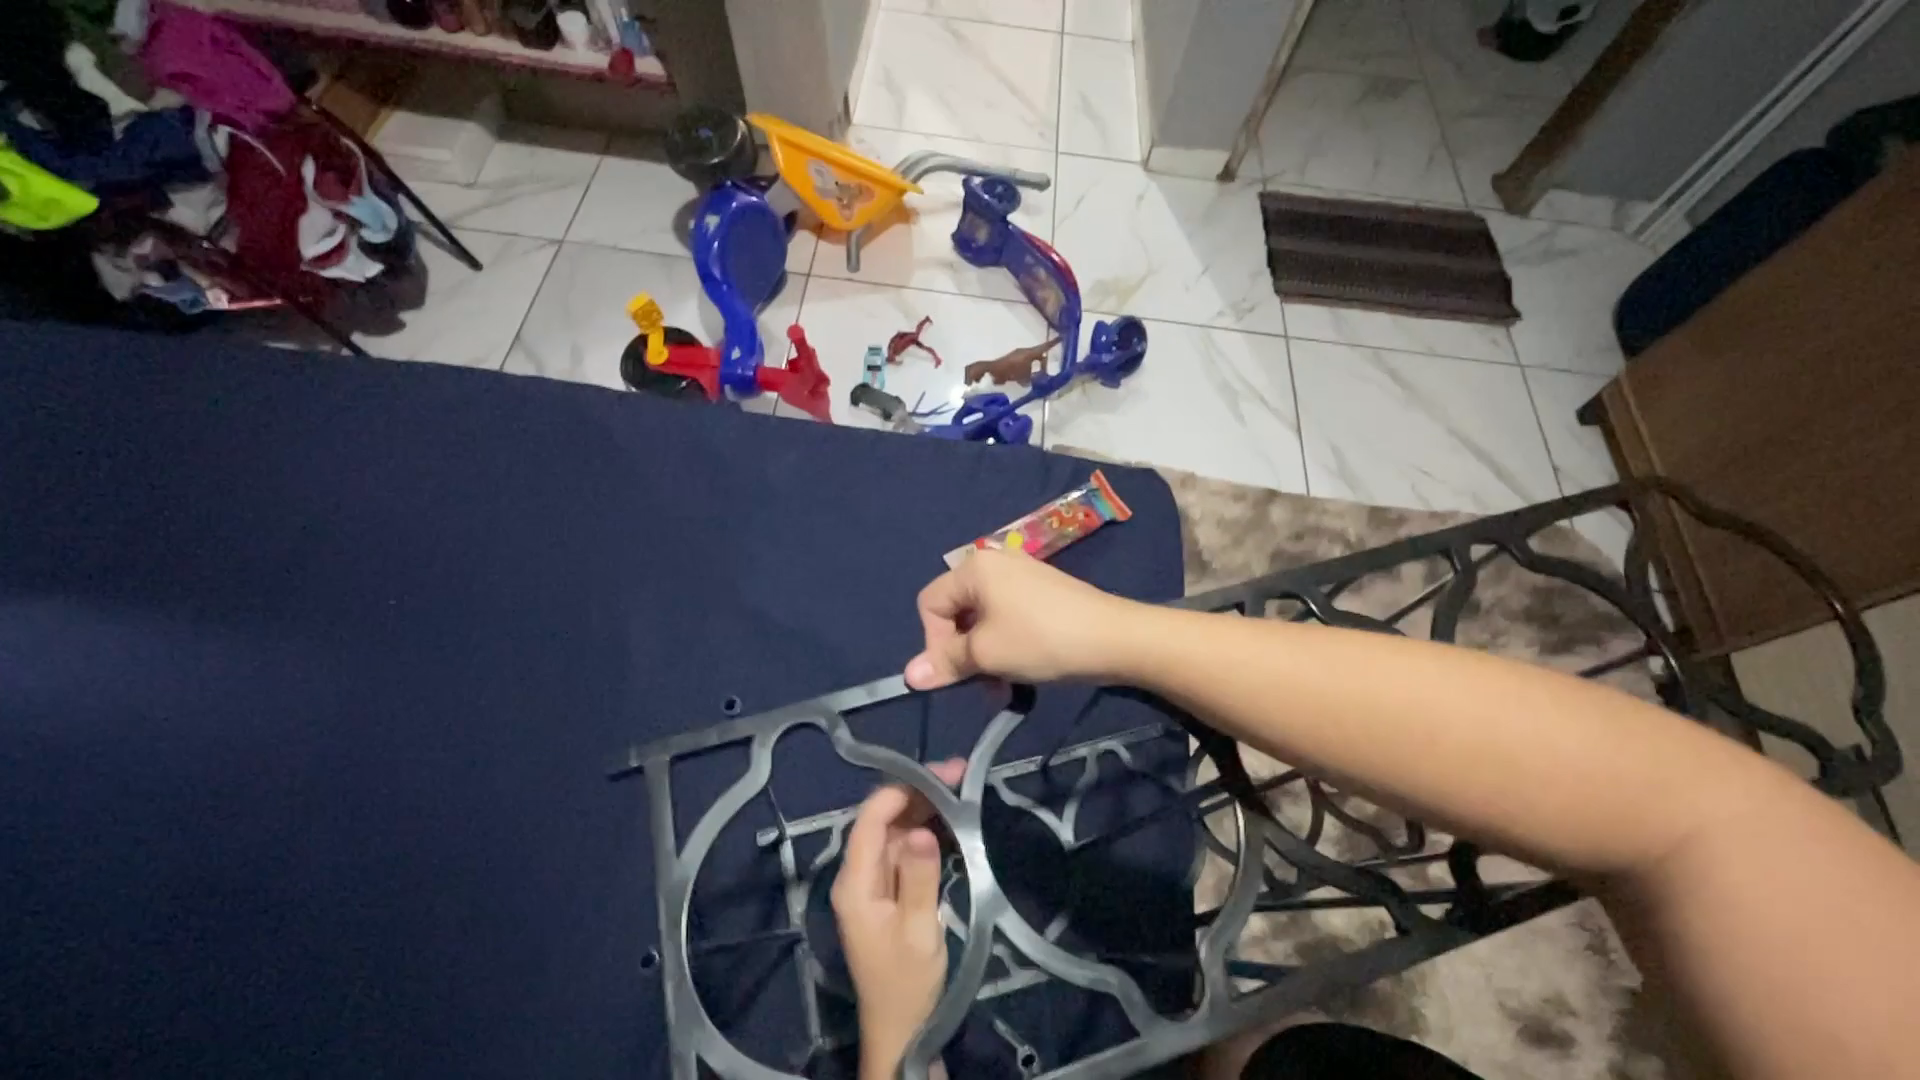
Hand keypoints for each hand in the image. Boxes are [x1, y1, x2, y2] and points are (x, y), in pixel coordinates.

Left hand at [833, 759, 965, 1079]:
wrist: (901, 1029)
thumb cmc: (907, 983)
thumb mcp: (919, 931)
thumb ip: (919, 878)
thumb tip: (920, 830)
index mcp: (856, 882)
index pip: (871, 820)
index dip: (902, 791)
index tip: (940, 775)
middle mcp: (859, 875)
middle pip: (884, 821)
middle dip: (919, 794)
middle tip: (961, 776)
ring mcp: (874, 883)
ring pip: (897, 833)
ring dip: (927, 811)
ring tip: (963, 791)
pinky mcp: (890, 892)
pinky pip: (906, 852)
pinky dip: (929, 835)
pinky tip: (955, 824)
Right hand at [904, 549, 1134, 690]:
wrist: (1114, 638)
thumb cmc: (1042, 640)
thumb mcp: (987, 655)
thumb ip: (946, 662)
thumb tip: (909, 677)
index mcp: (974, 568)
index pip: (929, 604)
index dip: (933, 642)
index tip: (958, 672)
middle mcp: (994, 562)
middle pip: (955, 610)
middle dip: (961, 649)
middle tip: (981, 681)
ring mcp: (1021, 574)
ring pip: (981, 617)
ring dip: (984, 652)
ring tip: (1003, 681)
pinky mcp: (1041, 590)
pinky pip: (1006, 615)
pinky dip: (1005, 641)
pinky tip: (1022, 666)